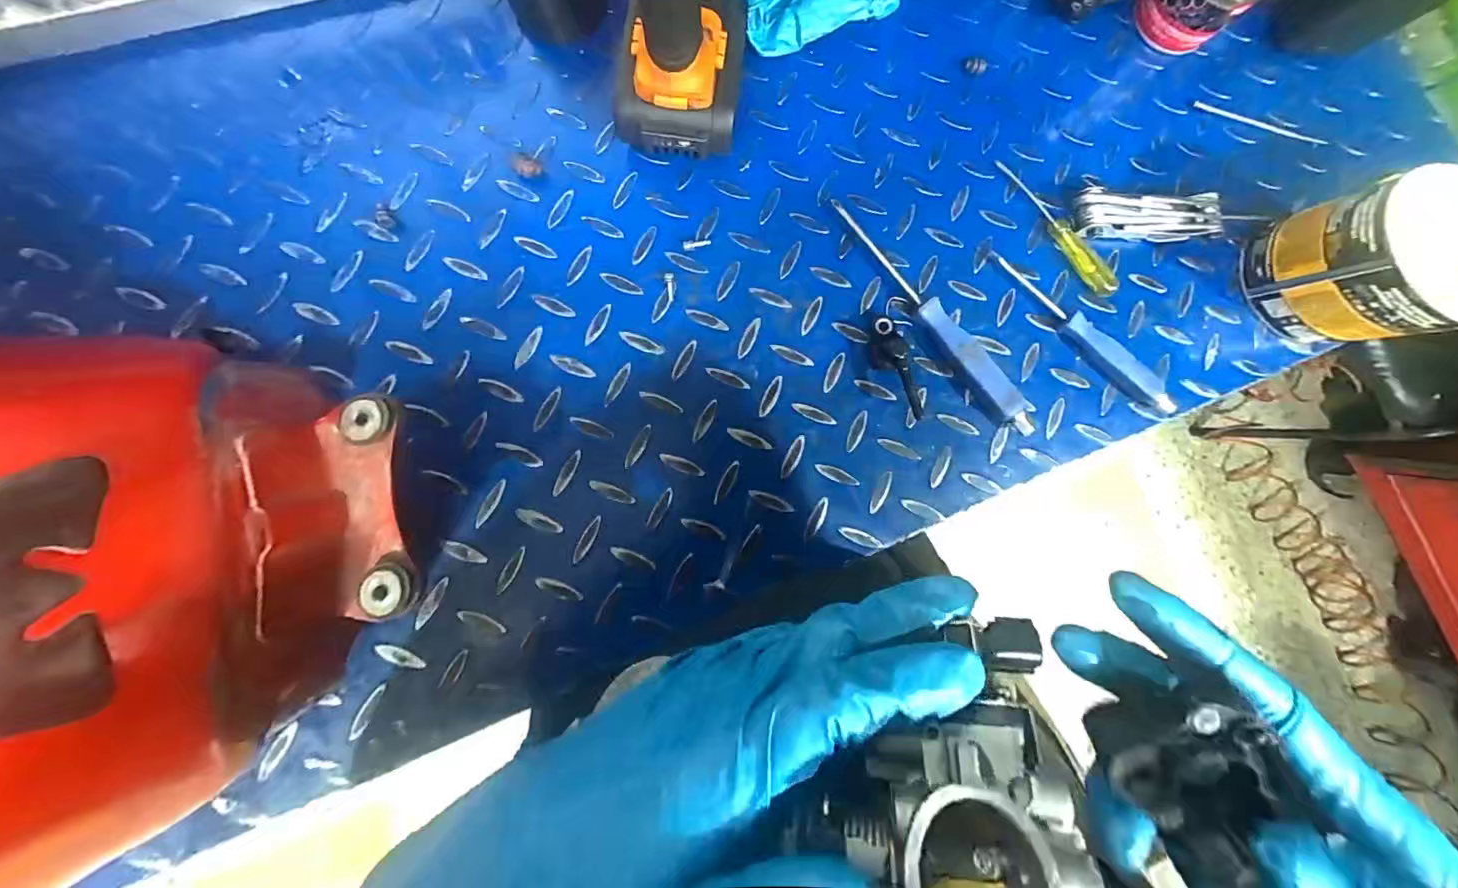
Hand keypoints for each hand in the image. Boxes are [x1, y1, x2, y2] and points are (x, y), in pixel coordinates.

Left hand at [365, 576, 986, 887]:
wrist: (495, 856)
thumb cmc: (591, 882)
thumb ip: (785, 886)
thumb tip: (865, 873)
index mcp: (729, 752)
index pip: (833, 698)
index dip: (902, 678)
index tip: (962, 664)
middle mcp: (714, 697)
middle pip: (814, 644)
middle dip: (889, 620)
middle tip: (957, 599)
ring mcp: (689, 684)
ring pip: (786, 638)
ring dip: (850, 624)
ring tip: (908, 616)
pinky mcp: (671, 689)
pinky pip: (752, 651)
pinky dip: (800, 640)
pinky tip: (819, 648)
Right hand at [1053, 572, 1457, 887]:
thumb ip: (1336, 875)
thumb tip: (1271, 841)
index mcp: (1339, 788)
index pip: (1256, 689)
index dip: (1187, 633)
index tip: (1122, 589)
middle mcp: (1268, 777)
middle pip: (1182, 696)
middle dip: (1121, 665)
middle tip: (1068, 643)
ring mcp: (1227, 805)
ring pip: (1146, 747)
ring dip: (1115, 764)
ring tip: (1114, 822)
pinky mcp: (1199, 837)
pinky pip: (1140, 801)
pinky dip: (1118, 812)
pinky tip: (1121, 844)